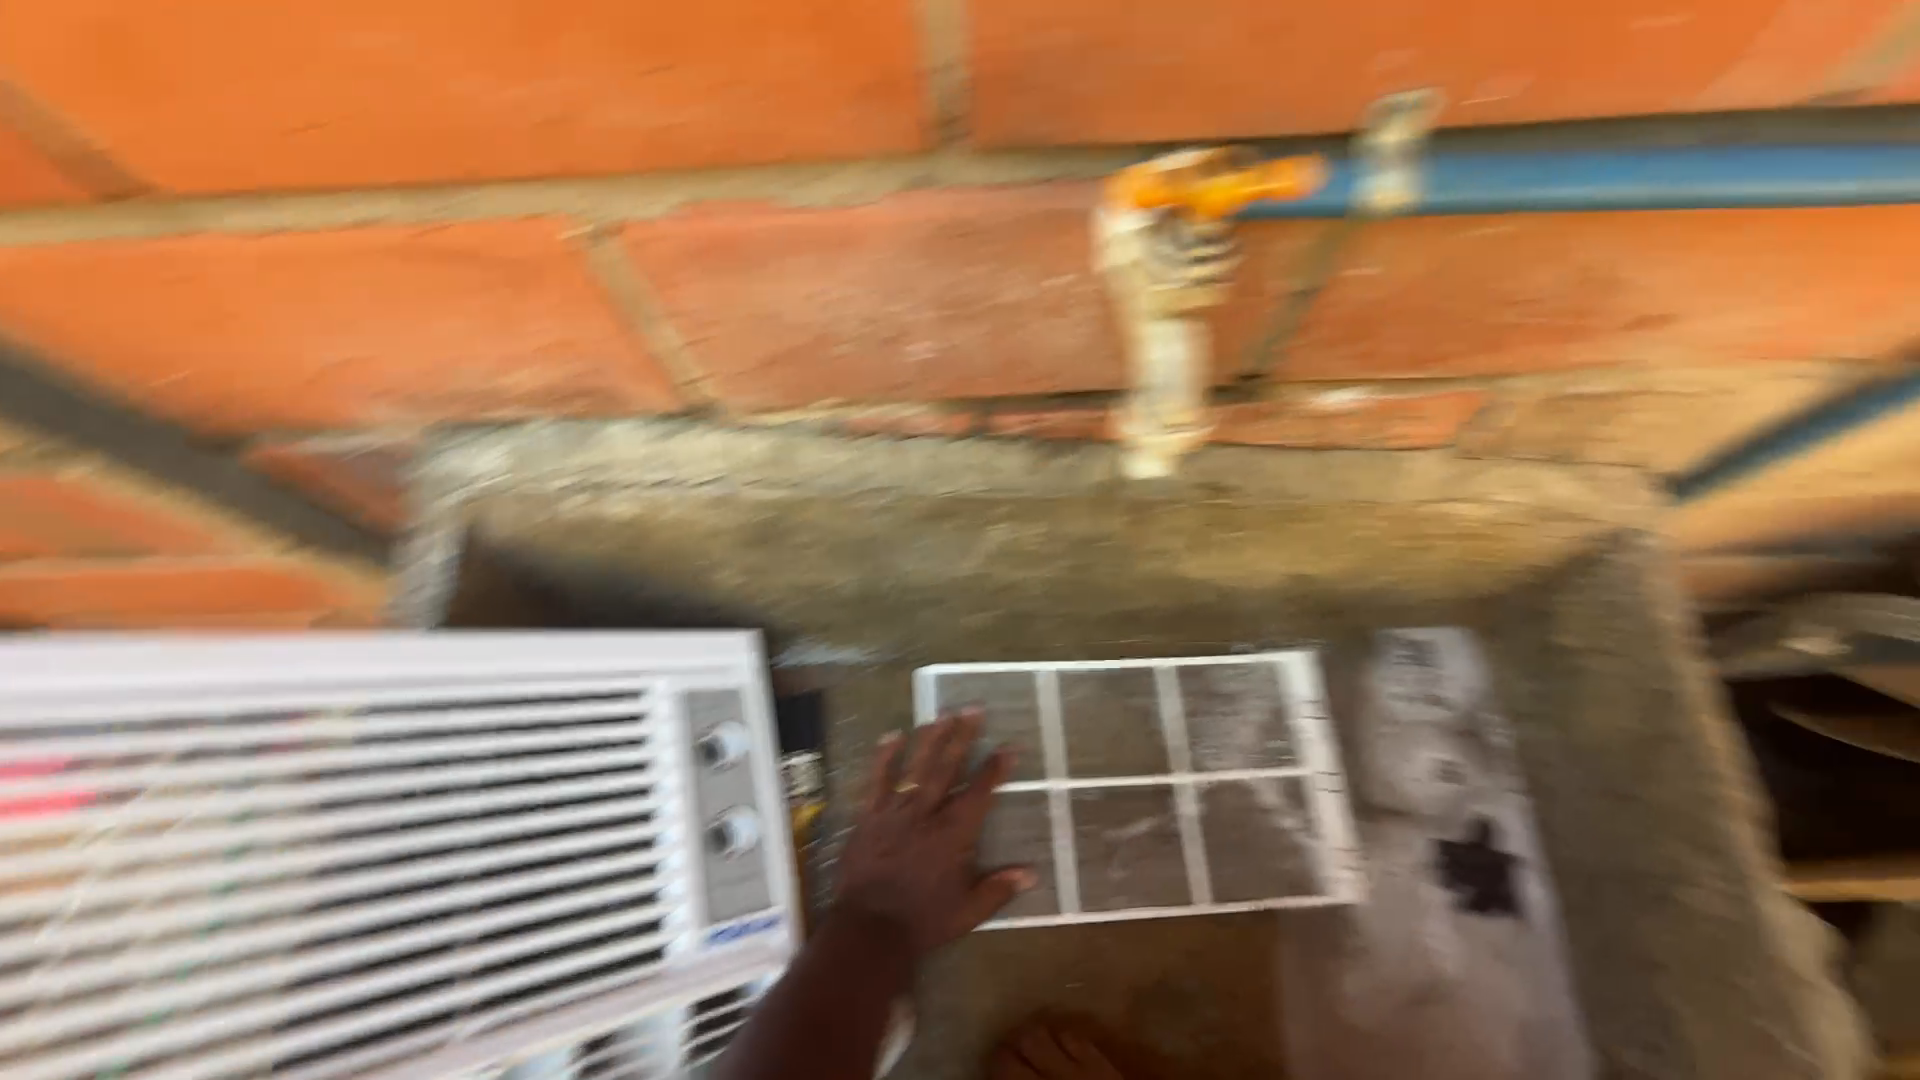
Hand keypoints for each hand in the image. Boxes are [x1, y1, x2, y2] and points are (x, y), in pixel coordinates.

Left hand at [833, 706, 1033, 956]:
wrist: (869, 928)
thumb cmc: (922, 921)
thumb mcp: (967, 911)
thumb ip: (998, 889)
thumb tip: (1031, 874)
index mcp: (954, 833)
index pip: (979, 793)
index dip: (994, 769)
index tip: (1008, 746)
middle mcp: (927, 813)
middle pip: (948, 768)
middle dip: (963, 737)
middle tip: (974, 709)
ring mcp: (895, 812)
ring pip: (916, 767)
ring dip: (930, 739)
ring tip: (942, 713)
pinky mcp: (869, 817)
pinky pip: (877, 780)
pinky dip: (884, 757)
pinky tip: (892, 735)